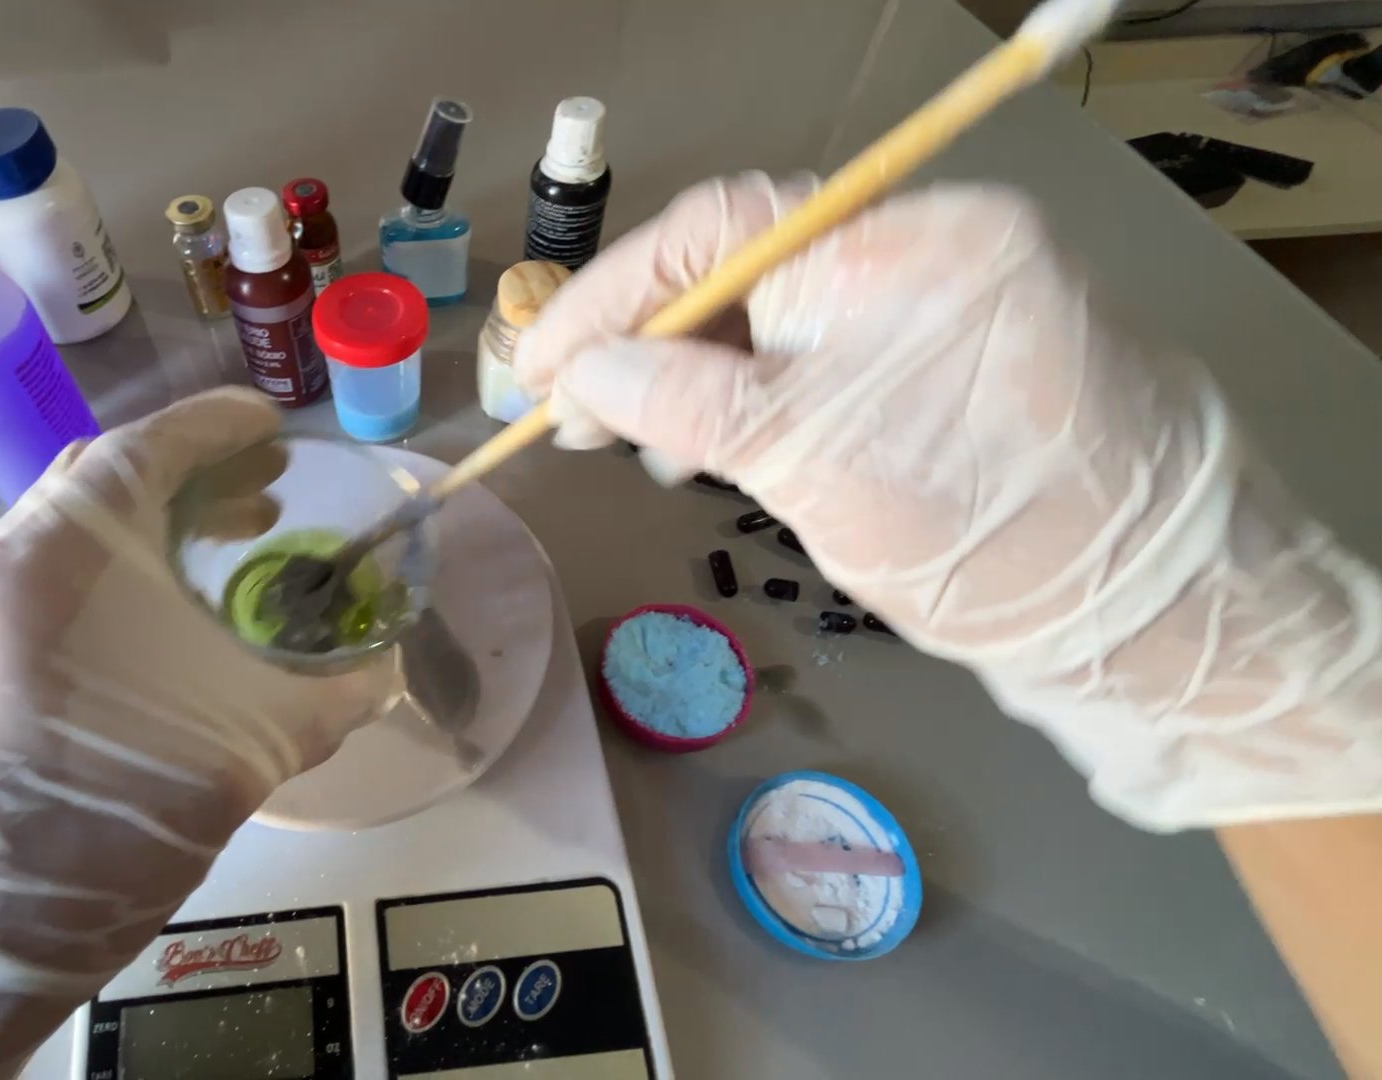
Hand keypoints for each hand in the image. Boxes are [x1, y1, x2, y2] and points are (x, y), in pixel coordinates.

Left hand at [0, 388, 396, 1077]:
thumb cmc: (103, 839)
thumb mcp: (243, 758)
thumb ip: (329, 695)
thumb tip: (388, 664)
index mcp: (51, 569)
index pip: (137, 452)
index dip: (212, 426)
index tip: (270, 423)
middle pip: (99, 481)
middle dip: (191, 473)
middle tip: (266, 490)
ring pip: (63, 529)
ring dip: (148, 523)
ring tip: (224, 545)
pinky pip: (35, 578)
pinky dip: (104, 567)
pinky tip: (150, 613)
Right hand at [516, 172, 1381, 831]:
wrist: (1128, 613)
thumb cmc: (982, 536)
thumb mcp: (813, 461)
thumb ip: (687, 403)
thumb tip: (578, 373)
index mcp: (898, 248)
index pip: (714, 234)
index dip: (608, 294)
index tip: (538, 363)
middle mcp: (904, 253)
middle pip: (724, 272)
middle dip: (633, 341)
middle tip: (566, 408)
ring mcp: (902, 306)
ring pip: (745, 322)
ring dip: (671, 376)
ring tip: (619, 436)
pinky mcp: (896, 361)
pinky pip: (780, 361)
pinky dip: (720, 400)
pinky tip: (688, 442)